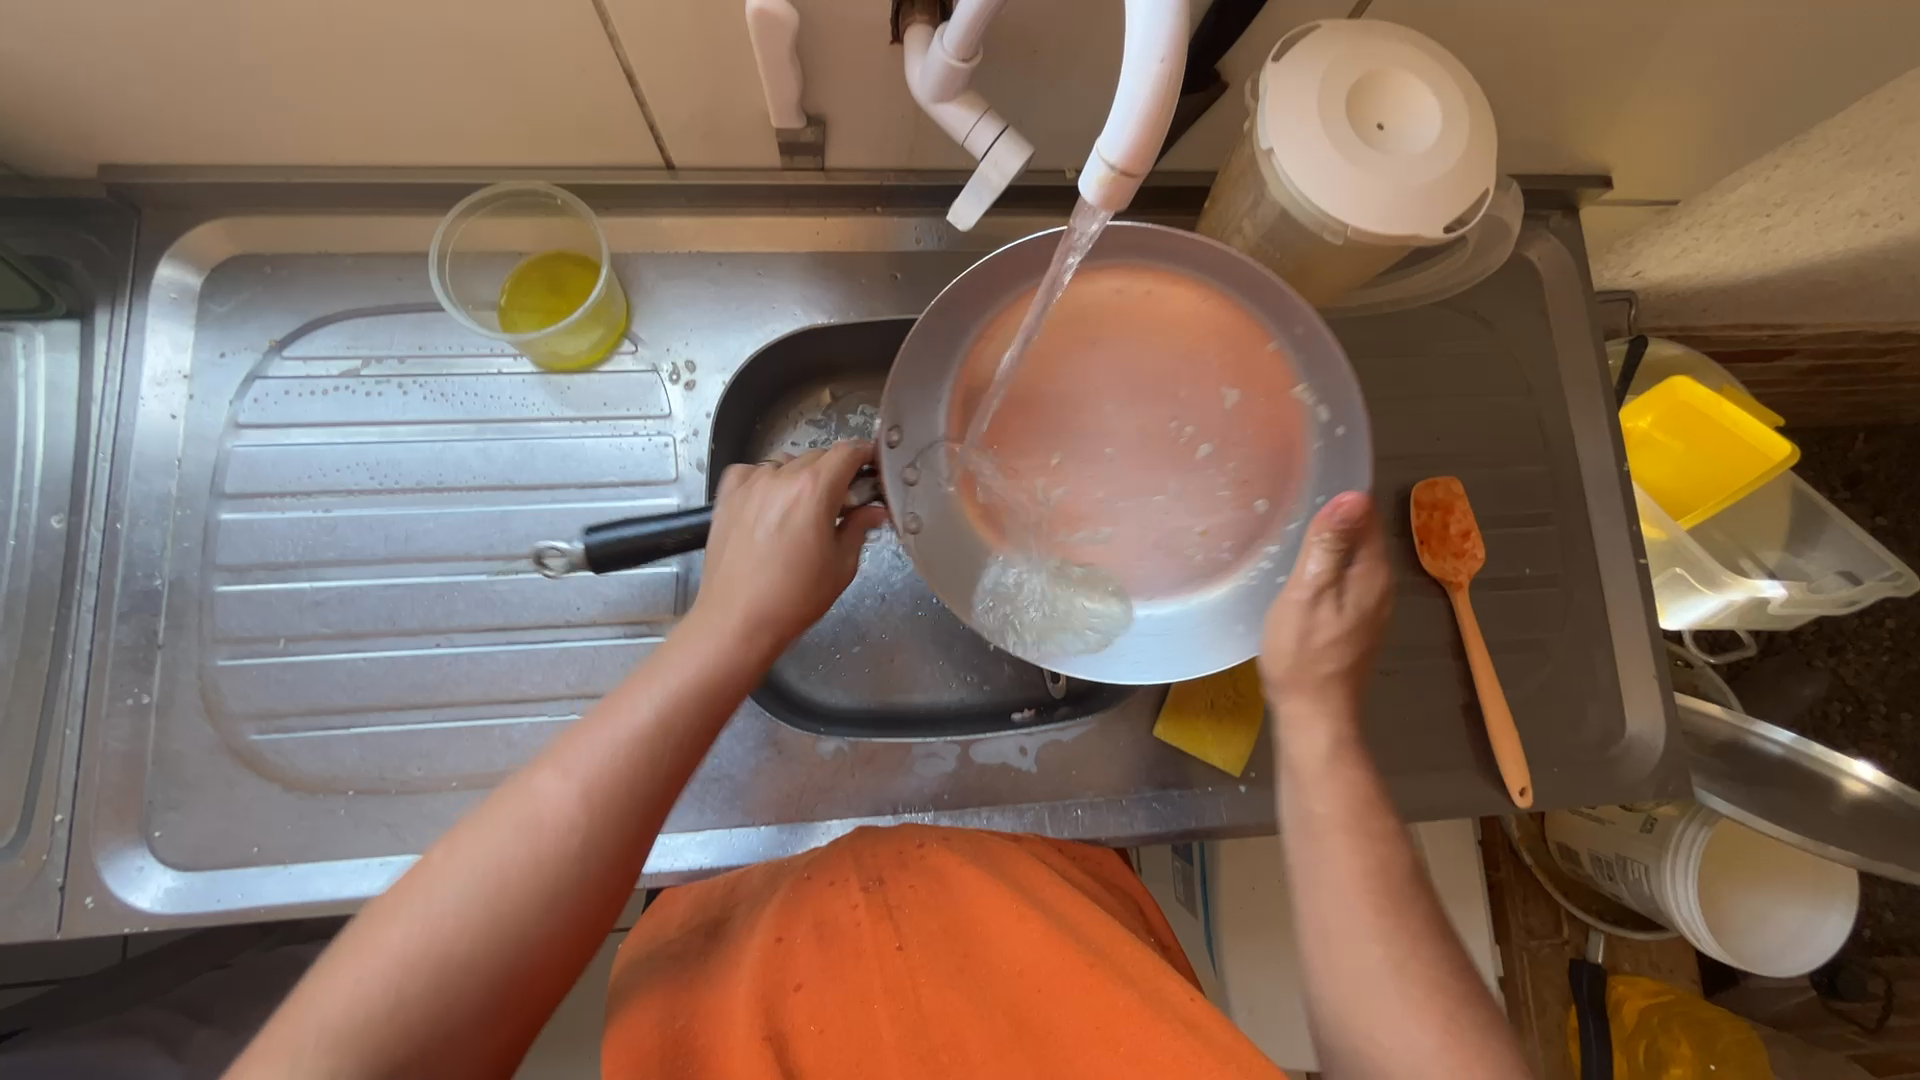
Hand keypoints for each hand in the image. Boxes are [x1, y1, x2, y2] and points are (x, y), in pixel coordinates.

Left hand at [687, 441, 890, 658]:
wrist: (738, 620)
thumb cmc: (794, 598)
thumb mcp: (842, 565)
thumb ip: (860, 528)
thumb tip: (874, 511)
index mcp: (815, 490)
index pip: (848, 452)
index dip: (865, 454)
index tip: (872, 465)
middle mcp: (780, 478)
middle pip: (818, 456)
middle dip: (836, 473)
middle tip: (844, 503)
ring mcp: (750, 486)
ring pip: (785, 464)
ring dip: (801, 477)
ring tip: (804, 509)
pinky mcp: (727, 498)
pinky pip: (751, 473)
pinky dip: (765, 480)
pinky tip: (771, 504)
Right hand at [1259, 491, 1393, 716]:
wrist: (1314, 713)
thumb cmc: (1302, 653)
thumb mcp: (1307, 593)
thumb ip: (1328, 546)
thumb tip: (1353, 496)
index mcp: (1373, 573)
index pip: (1367, 516)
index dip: (1342, 497)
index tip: (1308, 482)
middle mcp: (1381, 586)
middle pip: (1361, 537)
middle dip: (1334, 518)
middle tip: (1292, 501)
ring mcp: (1372, 608)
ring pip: (1353, 560)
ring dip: (1329, 544)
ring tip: (1292, 530)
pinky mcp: (1357, 623)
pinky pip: (1346, 580)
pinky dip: (1328, 569)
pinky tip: (1301, 572)